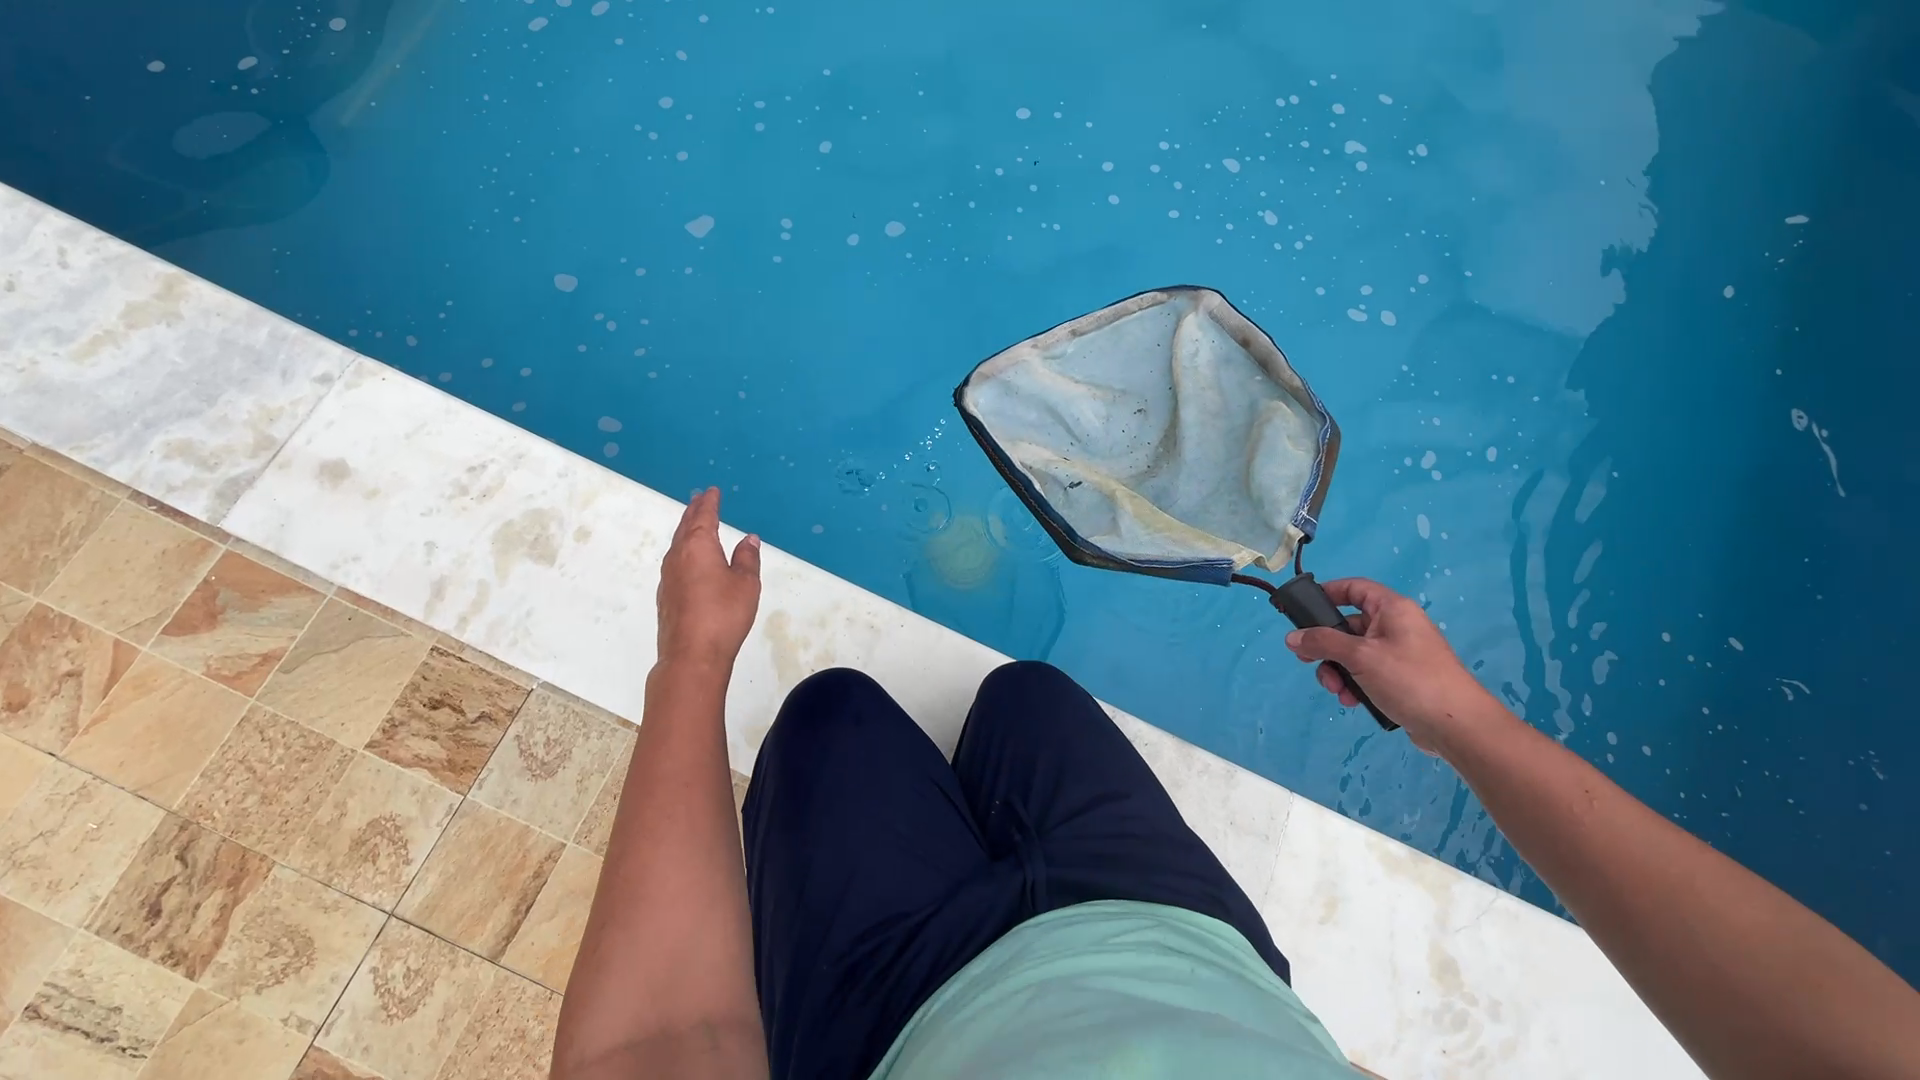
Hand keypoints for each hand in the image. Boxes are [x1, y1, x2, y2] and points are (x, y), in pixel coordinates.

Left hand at [656, 488, 761, 671]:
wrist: (691, 655)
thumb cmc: (724, 614)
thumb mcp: (746, 584)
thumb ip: (747, 558)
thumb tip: (748, 539)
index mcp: (698, 547)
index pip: (704, 517)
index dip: (709, 503)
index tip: (712, 491)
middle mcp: (678, 557)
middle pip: (685, 527)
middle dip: (694, 512)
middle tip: (700, 500)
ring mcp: (668, 578)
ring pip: (677, 545)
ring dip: (687, 531)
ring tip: (695, 525)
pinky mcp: (666, 596)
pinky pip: (676, 562)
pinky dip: (684, 551)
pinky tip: (690, 560)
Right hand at [1283, 577, 1500, 754]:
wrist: (1456, 725)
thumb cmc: (1409, 679)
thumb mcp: (1360, 656)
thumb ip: (1322, 643)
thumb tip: (1292, 637)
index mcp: (1392, 609)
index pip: (1355, 588)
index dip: (1328, 593)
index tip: (1302, 610)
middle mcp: (1396, 626)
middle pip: (1348, 626)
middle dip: (1326, 647)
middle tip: (1308, 661)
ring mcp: (1399, 654)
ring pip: (1353, 654)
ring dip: (1338, 671)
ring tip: (1337, 691)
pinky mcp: (1401, 678)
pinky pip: (1366, 673)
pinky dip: (1354, 684)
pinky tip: (1352, 701)